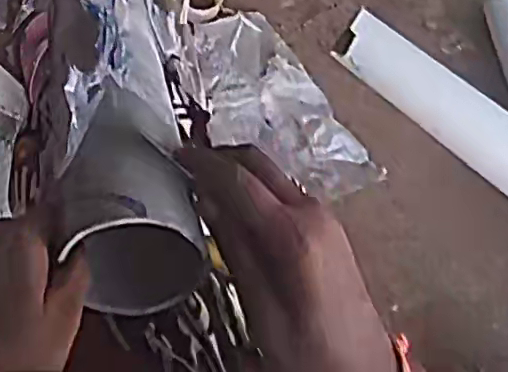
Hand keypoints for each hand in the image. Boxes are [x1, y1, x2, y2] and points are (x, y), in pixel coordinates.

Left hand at [0, 215, 88, 371]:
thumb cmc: (13, 357)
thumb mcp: (64, 319)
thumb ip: (77, 273)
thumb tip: (80, 251)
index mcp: (21, 236)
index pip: (51, 207)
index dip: (65, 226)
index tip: (72, 244)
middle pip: (27, 225)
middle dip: (41, 249)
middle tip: (50, 289)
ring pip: (5, 241)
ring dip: (17, 260)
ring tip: (25, 303)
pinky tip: (3, 306)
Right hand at [180, 146, 393, 371]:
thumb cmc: (311, 353)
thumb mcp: (261, 310)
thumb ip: (233, 248)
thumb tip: (204, 199)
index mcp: (293, 234)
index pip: (238, 178)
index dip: (203, 162)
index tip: (177, 155)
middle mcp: (312, 213)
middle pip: (257, 162)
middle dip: (219, 156)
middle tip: (189, 163)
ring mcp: (325, 217)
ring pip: (270, 172)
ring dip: (238, 169)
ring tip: (208, 184)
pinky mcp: (329, 226)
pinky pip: (283, 189)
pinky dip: (256, 185)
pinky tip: (239, 204)